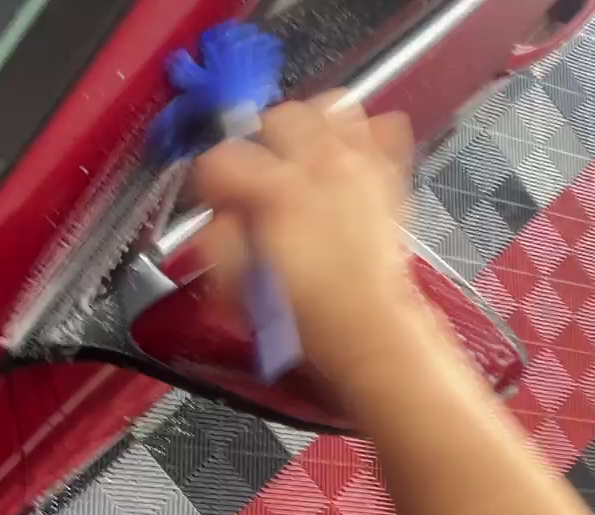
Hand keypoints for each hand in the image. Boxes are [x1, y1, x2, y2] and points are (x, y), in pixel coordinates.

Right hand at [192, 97, 433, 390]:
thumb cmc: (307, 317)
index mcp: (274, 194)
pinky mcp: (386, 177)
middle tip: (252, 172)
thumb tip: (215, 218)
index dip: (207, 179)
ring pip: (329, 105)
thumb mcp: (238, 288)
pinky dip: (359, 133)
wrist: (364, 328)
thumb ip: (217, 242)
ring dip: (307, 125)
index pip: (221, 157)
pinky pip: (381, 125)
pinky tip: (343, 155)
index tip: (210, 197)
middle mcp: (319, 168)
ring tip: (296, 154)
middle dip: (257, 141)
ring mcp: (358, 167)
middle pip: (276, 116)